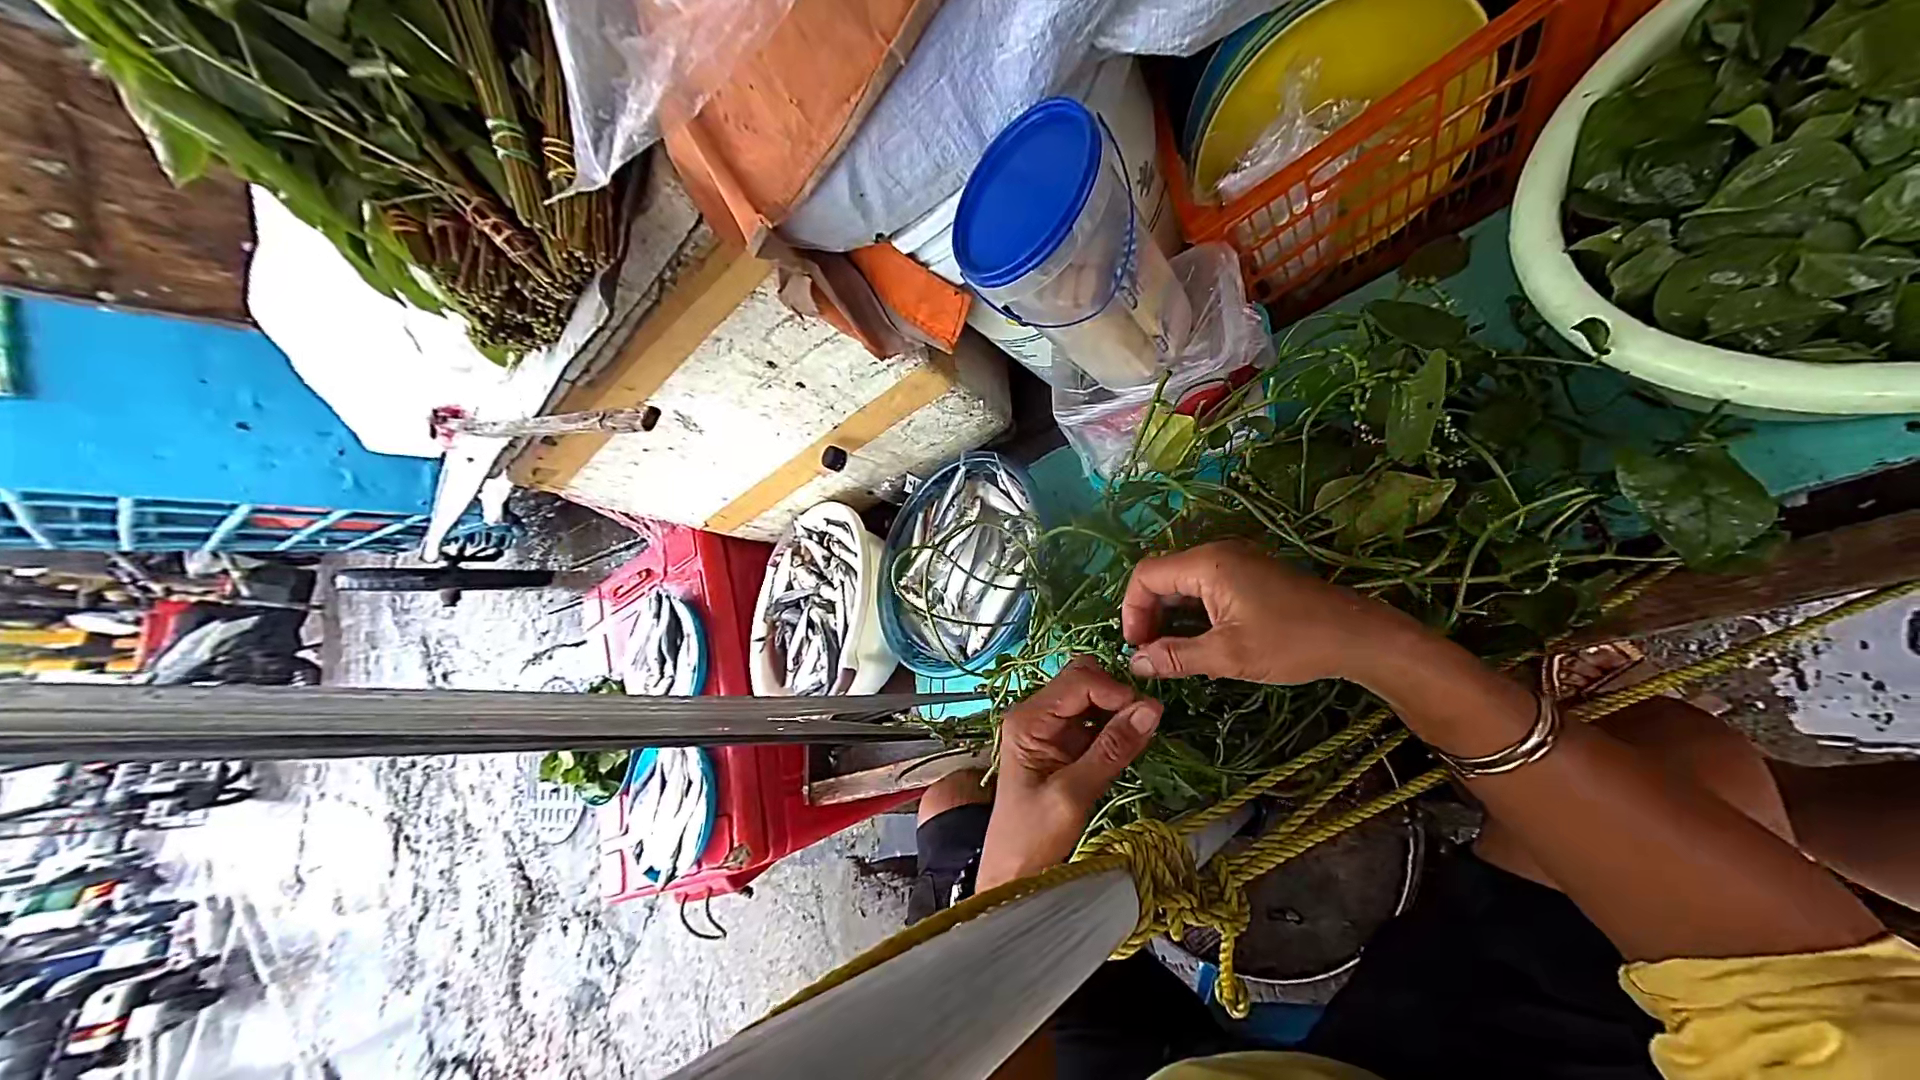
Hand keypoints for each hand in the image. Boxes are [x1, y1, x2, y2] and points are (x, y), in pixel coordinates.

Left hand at [976, 658, 1161, 889]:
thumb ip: (1111, 750)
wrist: (1013, 873)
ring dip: (1119, 710)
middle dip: (1117, 694)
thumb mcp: (1073, 794)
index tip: (1148, 713)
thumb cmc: (1032, 838)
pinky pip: (1095, 722)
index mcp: (1027, 719)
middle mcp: (1036, 714)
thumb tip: (1151, 710)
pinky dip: (1115, 727)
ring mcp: (1050, 729)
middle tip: (1147, 722)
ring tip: (1143, 734)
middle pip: (1083, 680)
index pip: (1077, 681)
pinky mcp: (1064, 745)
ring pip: (1092, 698)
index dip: (1115, 690)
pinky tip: (1131, 743)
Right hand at [1121, 539, 1412, 685]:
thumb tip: (1136, 664)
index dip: (1131, 610)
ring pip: (1183, 584)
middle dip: (1149, 615)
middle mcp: (1217, 554)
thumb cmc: (1292, 643)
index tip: (1136, 646)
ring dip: (1169, 616)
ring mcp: (1235, 562)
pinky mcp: (1249, 575)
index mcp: (1207, 563)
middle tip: (1150, 653)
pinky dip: (1192, 613)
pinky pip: (1205, 588)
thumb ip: (1176, 657)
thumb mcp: (1228, 655)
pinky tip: (1197, 641)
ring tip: (1170, 652)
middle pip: (1162, 577)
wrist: (1359, 637)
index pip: (1146, 575)